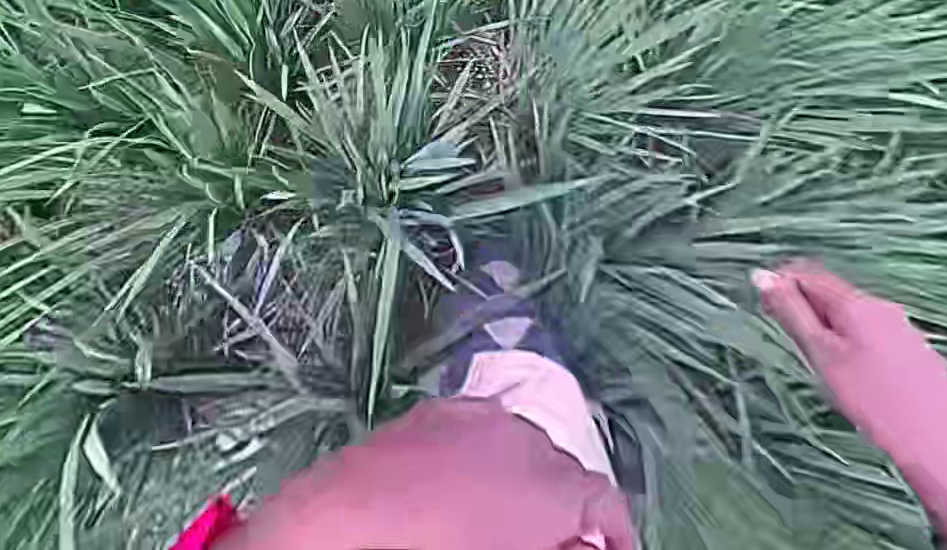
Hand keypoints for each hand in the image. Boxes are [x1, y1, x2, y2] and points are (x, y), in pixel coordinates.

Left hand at [214, 397, 633, 549]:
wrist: (332, 533)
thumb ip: (561, 549)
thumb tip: (583, 545)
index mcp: (543, 479)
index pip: (602, 500)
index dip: (614, 534)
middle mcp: (513, 432)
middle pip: (561, 468)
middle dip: (568, 509)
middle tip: (557, 547)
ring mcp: (467, 415)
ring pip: (518, 445)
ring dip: (525, 481)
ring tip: (508, 526)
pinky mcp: (429, 411)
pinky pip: (477, 431)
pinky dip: (485, 460)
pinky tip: (462, 496)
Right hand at [754, 262, 946, 549]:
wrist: (944, 456)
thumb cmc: (872, 402)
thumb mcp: (820, 355)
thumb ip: (790, 312)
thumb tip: (760, 274)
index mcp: (857, 302)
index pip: (807, 272)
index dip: (781, 285)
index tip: (766, 310)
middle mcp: (883, 307)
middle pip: (830, 292)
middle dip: (804, 308)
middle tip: (791, 340)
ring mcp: (906, 330)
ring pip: (852, 315)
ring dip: (828, 327)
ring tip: (822, 363)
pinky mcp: (920, 355)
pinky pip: (874, 334)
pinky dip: (853, 343)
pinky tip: (856, 376)